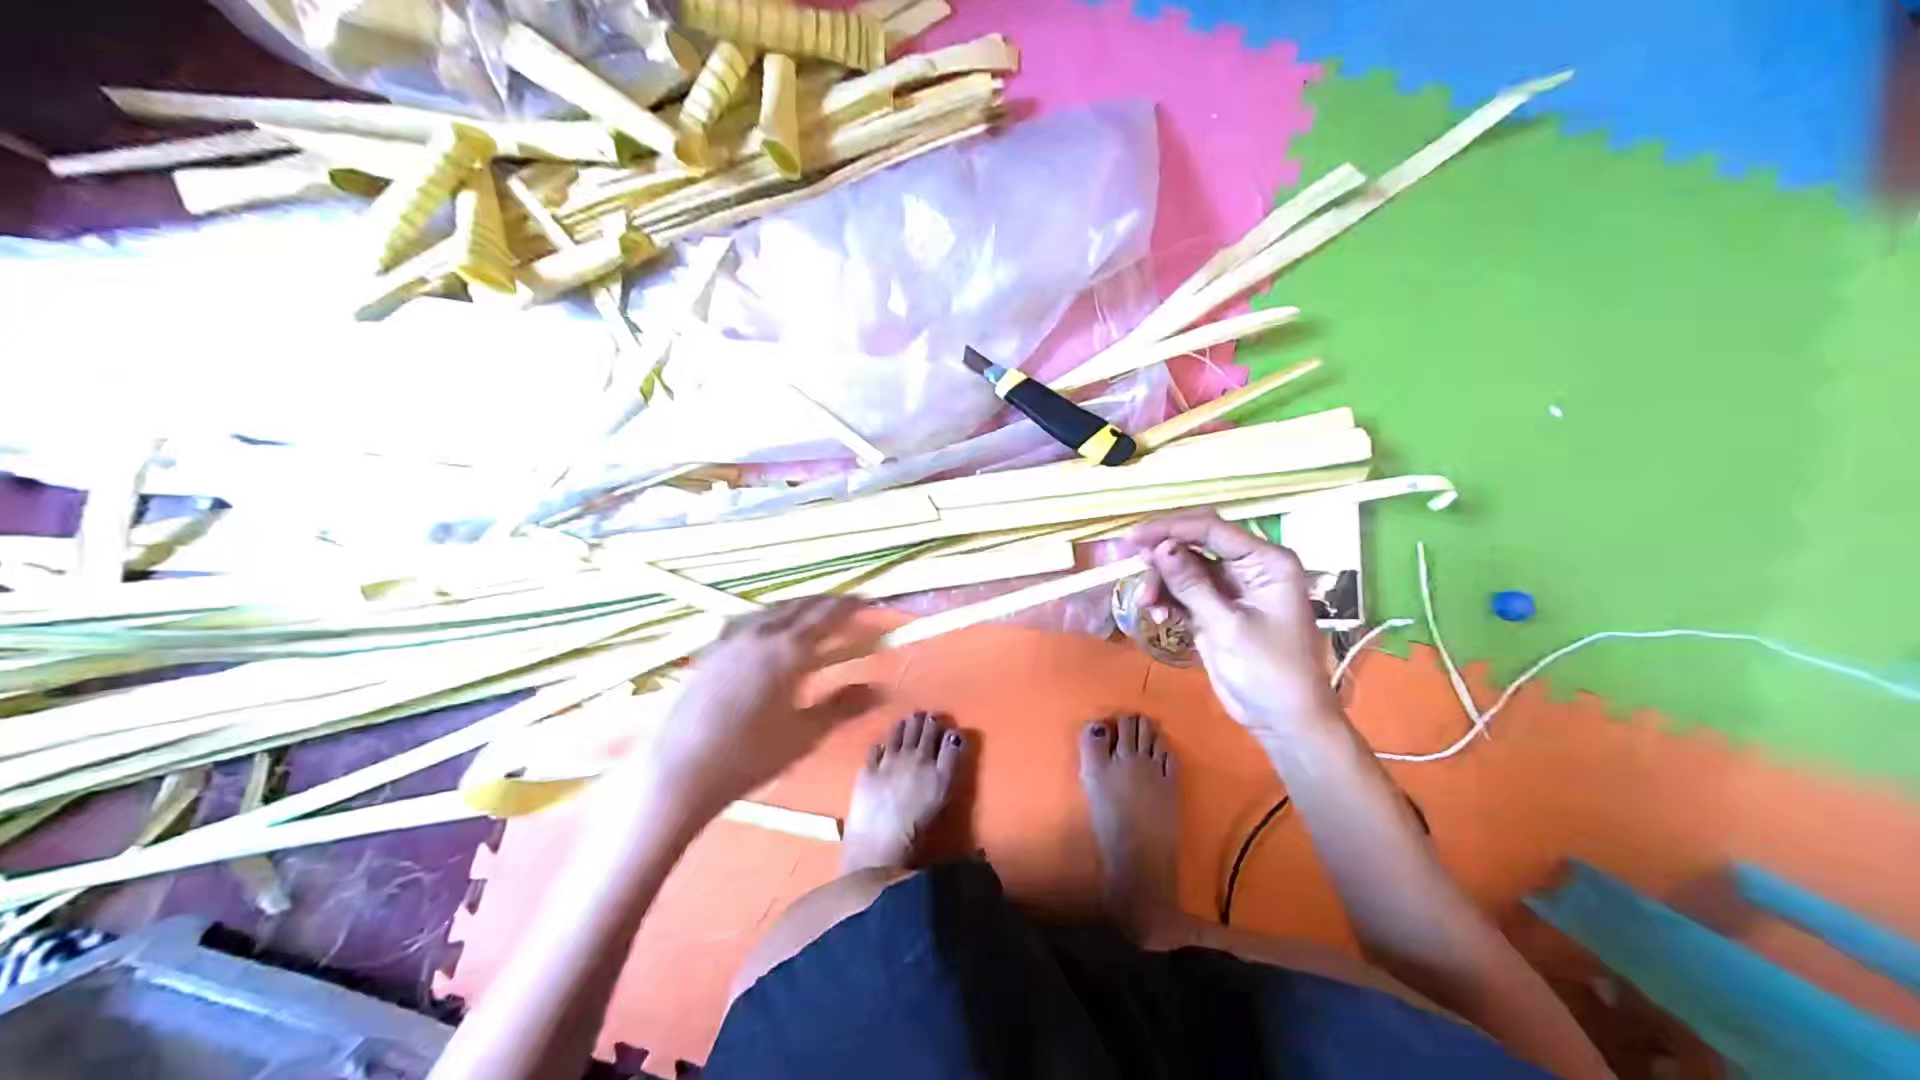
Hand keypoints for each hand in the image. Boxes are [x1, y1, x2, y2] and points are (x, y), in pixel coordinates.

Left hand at [639, 596, 878, 814]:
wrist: (683, 771)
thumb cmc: (751, 756)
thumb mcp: (806, 734)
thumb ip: (844, 706)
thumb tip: (881, 688)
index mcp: (790, 651)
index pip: (828, 617)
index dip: (850, 607)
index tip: (867, 602)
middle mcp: (762, 635)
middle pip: (800, 606)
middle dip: (826, 602)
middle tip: (846, 605)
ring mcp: (731, 640)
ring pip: (772, 609)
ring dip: (797, 605)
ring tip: (811, 610)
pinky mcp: (711, 651)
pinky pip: (747, 619)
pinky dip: (768, 614)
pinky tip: (765, 625)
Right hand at [1129, 512, 1338, 740]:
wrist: (1285, 720)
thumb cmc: (1269, 672)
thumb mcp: (1228, 626)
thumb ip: (1192, 584)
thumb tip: (1158, 548)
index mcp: (1266, 562)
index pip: (1212, 529)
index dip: (1170, 529)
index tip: (1133, 537)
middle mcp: (1250, 566)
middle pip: (1197, 541)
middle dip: (1161, 549)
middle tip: (1128, 558)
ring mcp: (1232, 587)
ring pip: (1185, 566)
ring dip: (1161, 579)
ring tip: (1146, 602)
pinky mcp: (1216, 608)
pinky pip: (1184, 590)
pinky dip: (1167, 597)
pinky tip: (1158, 613)